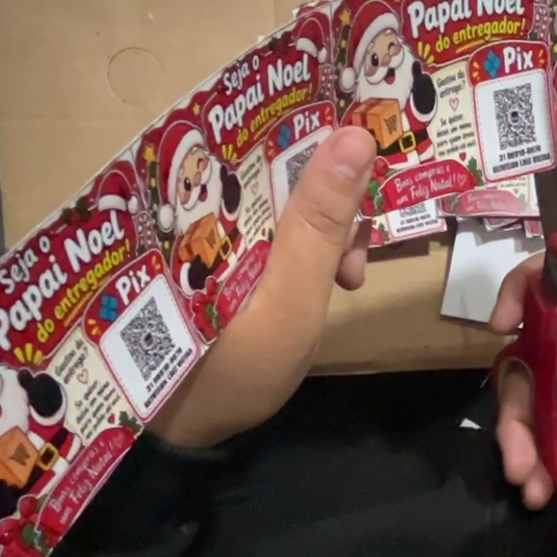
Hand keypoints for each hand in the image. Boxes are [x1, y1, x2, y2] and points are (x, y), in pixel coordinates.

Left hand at [149, 127, 374, 448]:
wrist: (186, 425)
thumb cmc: (235, 369)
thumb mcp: (291, 299)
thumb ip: (320, 224)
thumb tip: (355, 134)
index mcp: (210, 201)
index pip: (266, 131)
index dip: (324, 137)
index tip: (371, 168)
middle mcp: (208, 201)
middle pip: (285, 166)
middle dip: (337, 204)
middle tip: (356, 258)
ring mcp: (220, 228)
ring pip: (291, 200)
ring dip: (332, 233)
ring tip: (349, 279)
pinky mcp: (230, 252)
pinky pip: (283, 231)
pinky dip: (314, 251)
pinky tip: (335, 282)